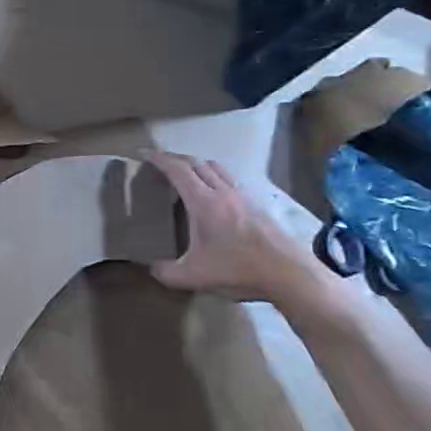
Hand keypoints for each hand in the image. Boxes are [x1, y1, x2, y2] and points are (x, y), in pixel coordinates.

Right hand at [145, 152, 336, 309]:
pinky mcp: (256, 202)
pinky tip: (216, 196)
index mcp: (203, 201)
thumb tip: (152, 268)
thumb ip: (167, 273)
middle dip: (176, 159)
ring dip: (198, 165)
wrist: (285, 271)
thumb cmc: (237, 269)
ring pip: (216, 167)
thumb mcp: (194, 277)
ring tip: (188, 177)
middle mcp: (222, 190)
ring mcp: (242, 194)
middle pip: (196, 162)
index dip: (159, 159)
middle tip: (161, 165)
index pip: (177, 169)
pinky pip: (230, 179)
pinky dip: (216, 177)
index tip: (145, 154)